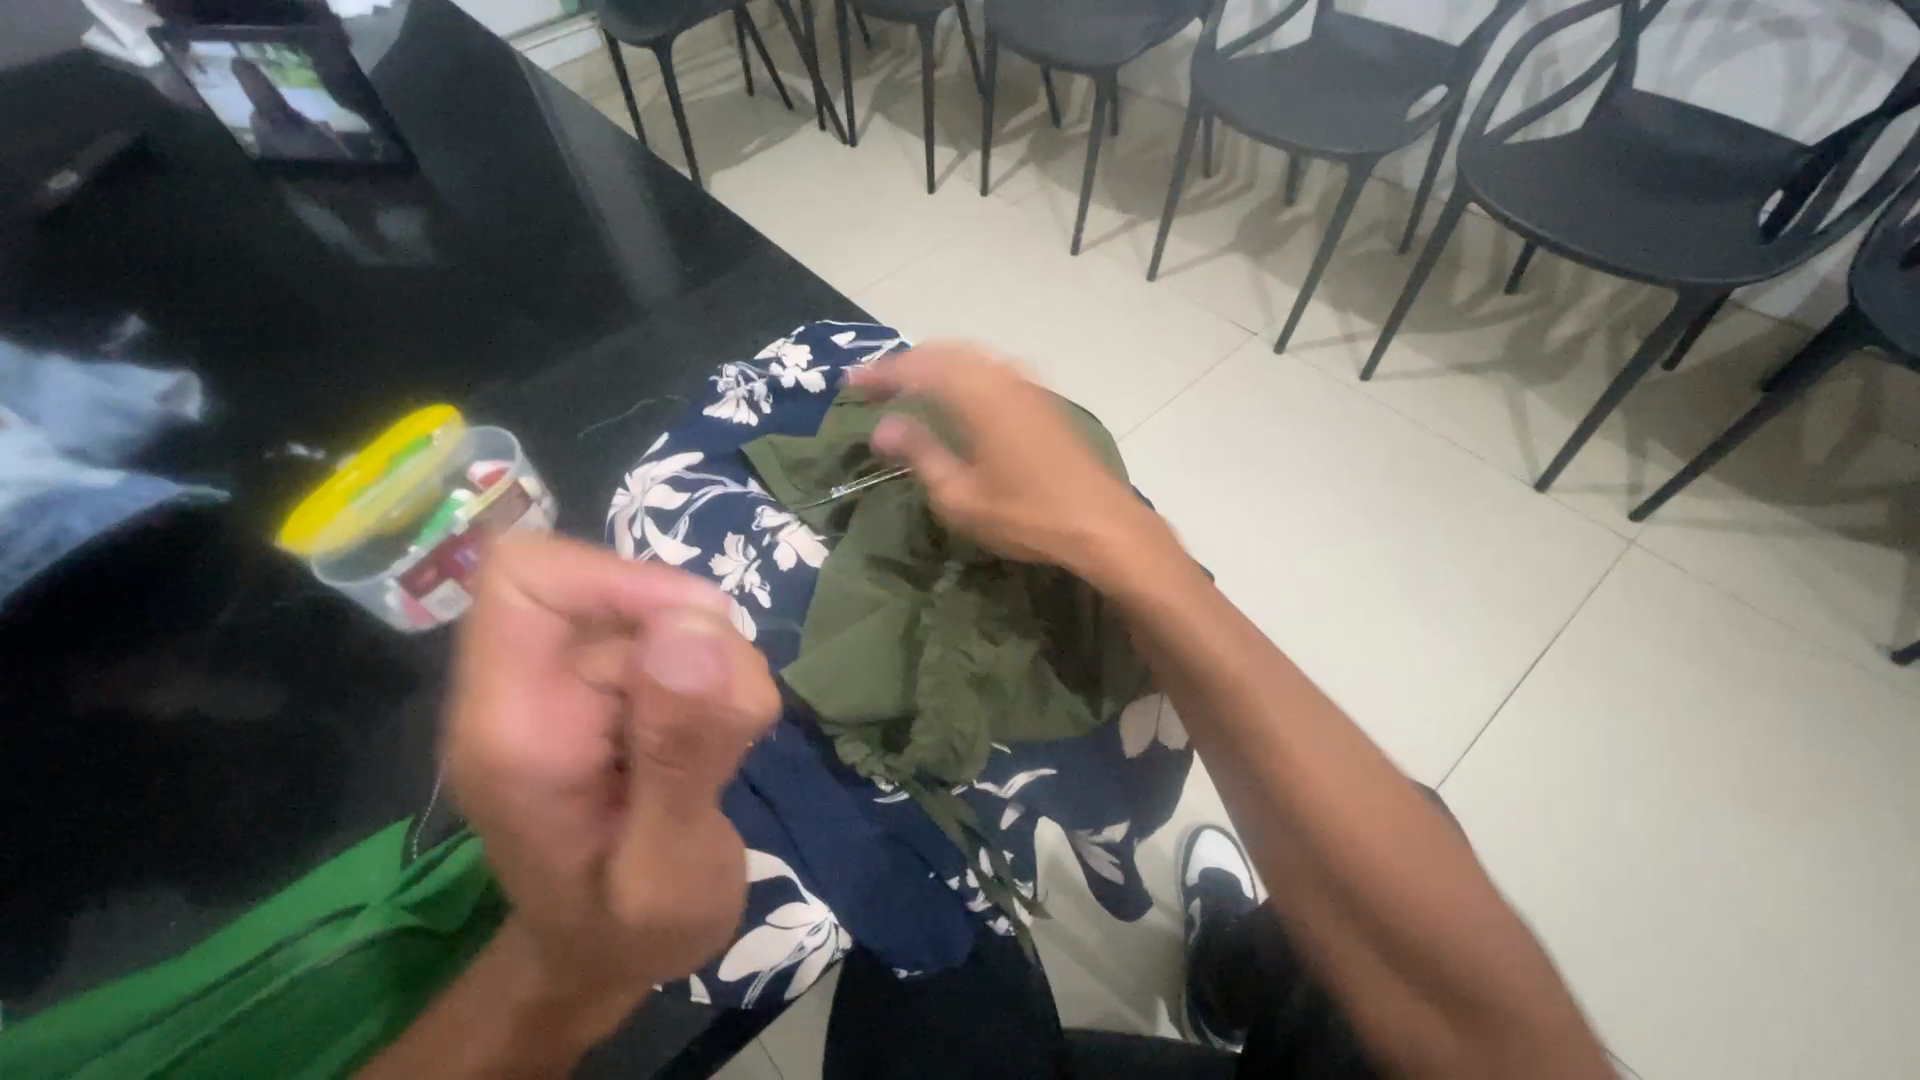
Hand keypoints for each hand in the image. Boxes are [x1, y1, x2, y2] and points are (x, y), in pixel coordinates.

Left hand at [443, 536, 778, 1036]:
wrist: (609, 957)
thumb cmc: (629, 933)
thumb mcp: (667, 870)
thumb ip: (680, 754)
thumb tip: (697, 627)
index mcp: (514, 725)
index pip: (528, 580)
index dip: (618, 580)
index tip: (700, 635)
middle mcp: (533, 687)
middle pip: (617, 594)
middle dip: (698, 644)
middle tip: (730, 729)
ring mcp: (574, 685)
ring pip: (661, 613)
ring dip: (718, 667)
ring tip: (721, 752)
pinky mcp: (613, 688)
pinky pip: (681, 638)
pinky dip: (720, 676)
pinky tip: (715, 742)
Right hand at [848, 342, 1178, 586]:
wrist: (1103, 524)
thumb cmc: (1027, 515)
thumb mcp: (960, 497)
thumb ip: (920, 455)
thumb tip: (884, 429)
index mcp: (977, 394)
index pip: (916, 368)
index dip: (879, 374)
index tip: (850, 385)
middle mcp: (1002, 376)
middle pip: (944, 352)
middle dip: (905, 365)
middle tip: (876, 385)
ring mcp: (1028, 385)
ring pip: (971, 358)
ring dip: (936, 366)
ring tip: (909, 387)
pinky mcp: (1044, 400)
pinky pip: (992, 370)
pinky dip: (964, 374)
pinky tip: (958, 398)